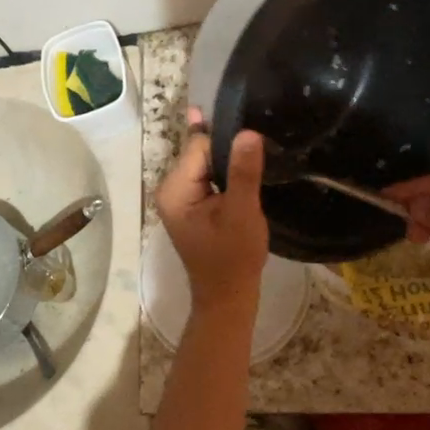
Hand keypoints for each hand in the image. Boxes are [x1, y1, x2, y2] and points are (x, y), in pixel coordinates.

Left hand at [157, 123, 269, 315]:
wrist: (228, 297)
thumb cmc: (234, 257)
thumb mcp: (242, 212)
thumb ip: (243, 172)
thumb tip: (247, 132)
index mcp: (174, 189)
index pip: (199, 145)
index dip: (227, 142)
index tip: (255, 138)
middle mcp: (169, 188)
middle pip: (200, 152)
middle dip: (227, 151)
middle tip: (260, 144)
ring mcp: (179, 197)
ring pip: (206, 164)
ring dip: (228, 163)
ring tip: (257, 155)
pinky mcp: (191, 205)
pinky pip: (207, 178)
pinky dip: (225, 175)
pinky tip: (244, 172)